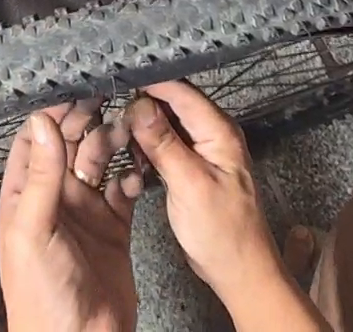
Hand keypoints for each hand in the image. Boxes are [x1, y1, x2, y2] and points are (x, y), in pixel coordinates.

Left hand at [0, 101, 144, 331]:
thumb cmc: (41, 299)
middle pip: (68, 145)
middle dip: (85, 120)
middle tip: (106, 99)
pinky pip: (123, 188)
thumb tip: (43, 122)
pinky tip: (138, 168)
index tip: (73, 94)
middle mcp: (54, 198)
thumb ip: (40, 178)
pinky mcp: (113, 227)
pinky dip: (132, 174)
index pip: (33, 141)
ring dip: (112, 142)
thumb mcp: (33, 232)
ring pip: (98, 161)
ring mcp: (84, 212)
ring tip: (127, 128)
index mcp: (25, 197)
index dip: (51, 115)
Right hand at [124, 83, 297, 314]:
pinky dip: (148, 146)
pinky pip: (164, 143)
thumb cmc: (223, 232)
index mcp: (218, 129)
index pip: (180, 90)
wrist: (239, 274)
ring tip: (119, 136)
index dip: (149, 83)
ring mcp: (200, 149)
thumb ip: (163, 142)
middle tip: (113, 114)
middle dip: (141, 105)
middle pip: (170, 102)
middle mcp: (210, 132)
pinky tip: (133, 155)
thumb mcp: (189, 184)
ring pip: (164, 122)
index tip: (118, 80)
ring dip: (142, 127)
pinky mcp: (190, 165)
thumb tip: (139, 105)